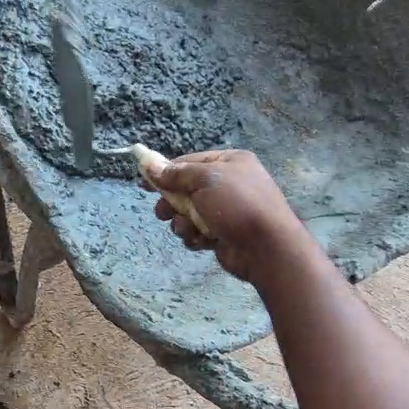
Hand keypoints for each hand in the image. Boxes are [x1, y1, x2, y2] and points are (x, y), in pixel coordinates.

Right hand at [150, 149, 307, 283]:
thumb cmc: (237, 205)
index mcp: (227, 163)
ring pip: (186, 213)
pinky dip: (195, 236)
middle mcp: (226, 183)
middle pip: (183, 189)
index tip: (142, 181)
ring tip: (191, 229)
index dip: (164, 172)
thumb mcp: (205, 180)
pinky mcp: (221, 232)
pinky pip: (195, 231)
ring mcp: (224, 210)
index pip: (187, 162)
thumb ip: (176, 173)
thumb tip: (150, 165)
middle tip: (163, 213)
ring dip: (183, 223)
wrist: (265, 246)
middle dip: (171, 203)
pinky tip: (205, 241)